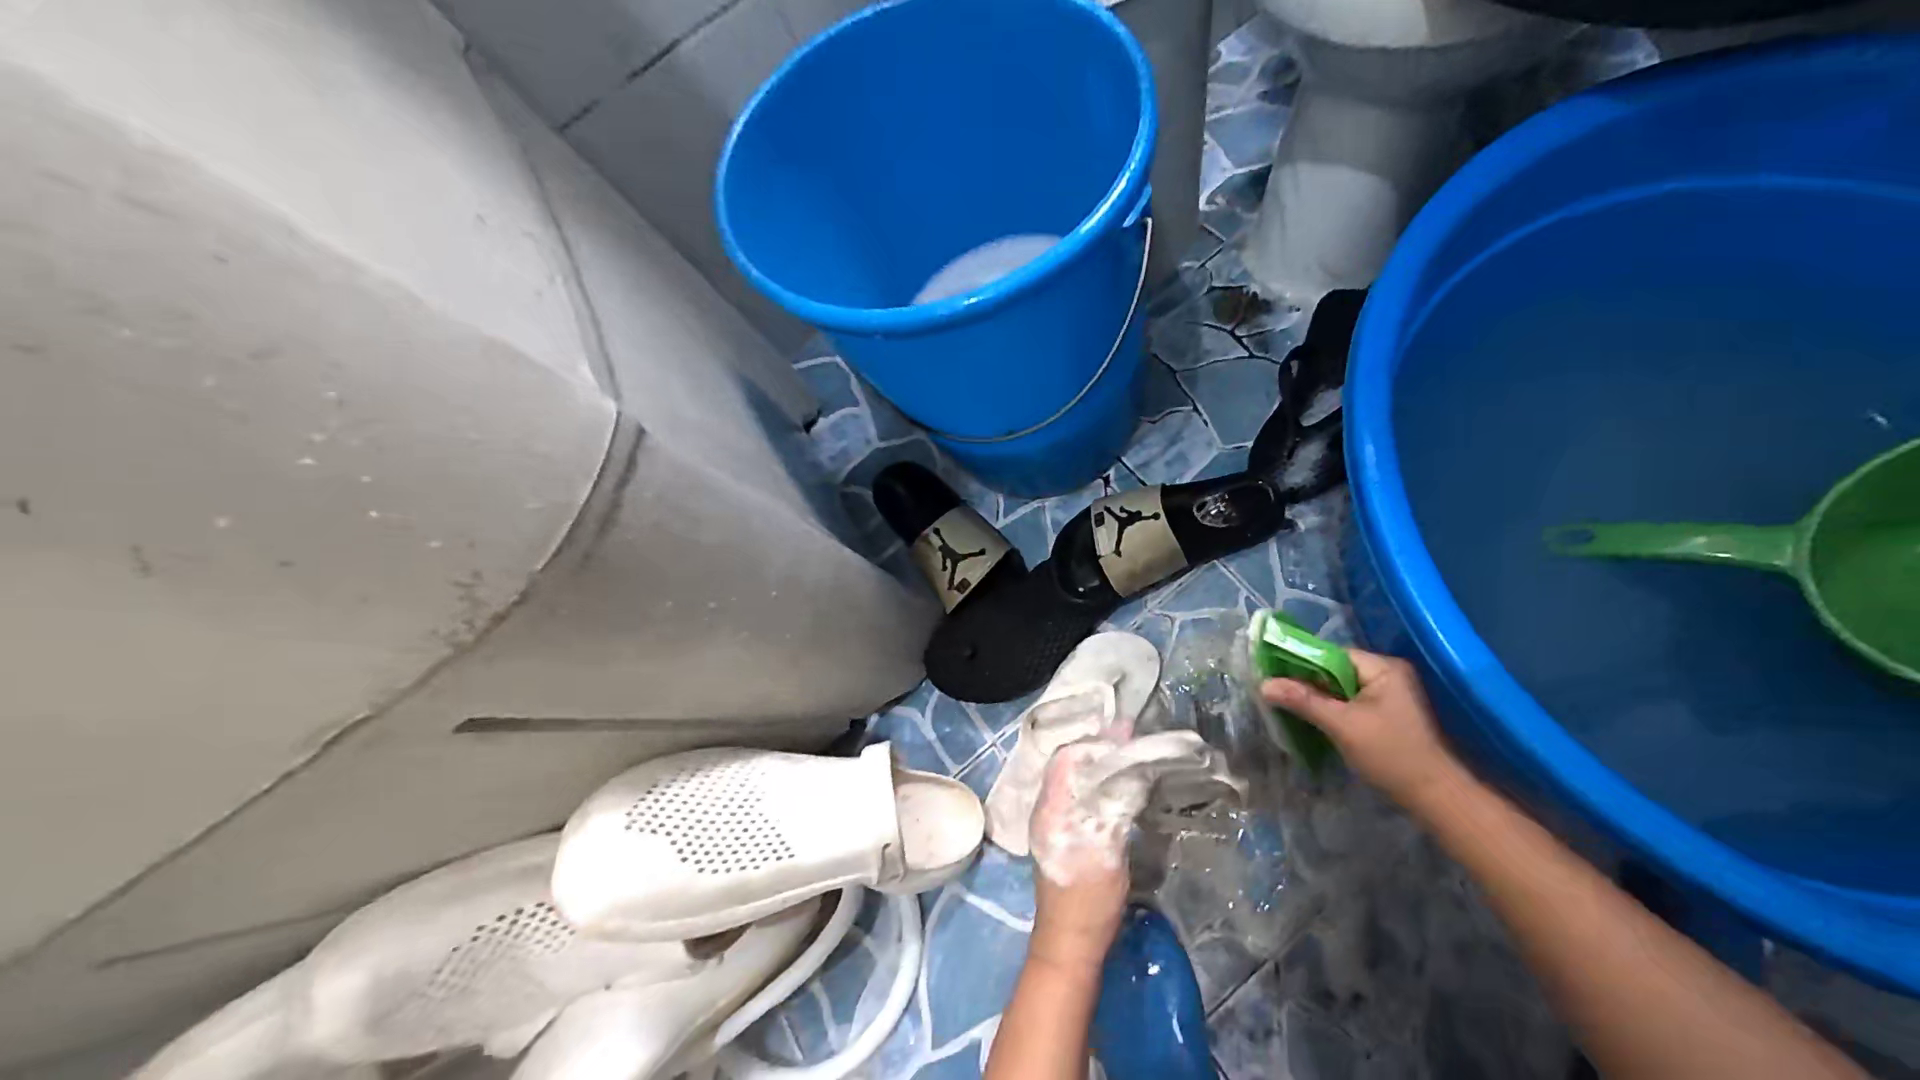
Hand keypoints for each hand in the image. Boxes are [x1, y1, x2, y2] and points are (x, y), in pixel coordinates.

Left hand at [1026, 743, 1128, 971]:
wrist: (1070, 944)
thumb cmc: (1087, 902)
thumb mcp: (1106, 854)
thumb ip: (1113, 811)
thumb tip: (1131, 771)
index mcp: (1051, 809)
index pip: (1066, 757)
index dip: (1094, 741)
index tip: (1125, 734)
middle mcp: (1047, 808)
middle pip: (1070, 763)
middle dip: (1100, 747)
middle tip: (1133, 738)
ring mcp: (1053, 821)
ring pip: (1075, 777)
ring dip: (1100, 762)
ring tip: (1131, 753)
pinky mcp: (1064, 833)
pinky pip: (1079, 793)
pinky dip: (1099, 781)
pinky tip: (1121, 782)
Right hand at [1261, 649, 1463, 814]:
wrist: (1434, 795)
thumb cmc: (1390, 754)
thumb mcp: (1341, 725)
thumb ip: (1303, 700)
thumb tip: (1263, 684)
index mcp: (1383, 668)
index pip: (1331, 654)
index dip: (1301, 661)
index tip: (1272, 672)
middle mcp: (1387, 673)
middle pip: (1334, 669)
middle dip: (1306, 680)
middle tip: (1275, 689)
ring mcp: (1388, 694)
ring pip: (1340, 686)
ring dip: (1316, 695)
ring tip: (1287, 702)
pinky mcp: (1385, 712)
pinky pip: (1349, 700)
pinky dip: (1330, 707)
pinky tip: (1312, 716)